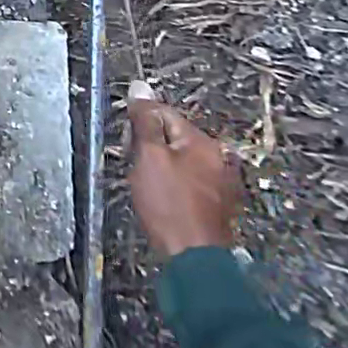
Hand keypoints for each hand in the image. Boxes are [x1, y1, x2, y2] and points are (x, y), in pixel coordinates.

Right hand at [129, 96, 244, 257]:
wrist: (193, 261)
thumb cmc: (169, 204)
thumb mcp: (150, 156)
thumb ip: (144, 121)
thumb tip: (140, 86)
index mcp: (202, 141)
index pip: (163, 113)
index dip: (140, 124)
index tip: (128, 144)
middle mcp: (217, 156)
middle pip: (172, 135)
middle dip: (150, 146)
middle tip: (137, 167)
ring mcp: (219, 181)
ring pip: (178, 158)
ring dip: (159, 165)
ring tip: (147, 185)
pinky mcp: (215, 203)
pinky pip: (187, 179)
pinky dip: (172, 183)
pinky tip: (162, 199)